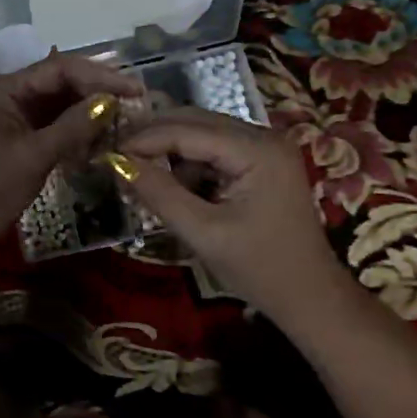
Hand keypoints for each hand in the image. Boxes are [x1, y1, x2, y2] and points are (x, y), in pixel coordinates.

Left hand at [0, 54, 143, 245]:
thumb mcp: (35, 155)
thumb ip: (72, 127)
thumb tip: (111, 102)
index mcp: (8, 89)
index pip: (60, 68)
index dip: (99, 75)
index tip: (134, 90)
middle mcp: (14, 95)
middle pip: (64, 81)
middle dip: (98, 91)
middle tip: (136, 103)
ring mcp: (20, 116)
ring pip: (64, 103)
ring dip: (91, 111)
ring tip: (124, 121)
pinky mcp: (27, 137)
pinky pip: (59, 123)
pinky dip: (80, 130)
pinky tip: (102, 139)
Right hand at [110, 110, 348, 312]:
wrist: (309, 296)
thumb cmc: (259, 267)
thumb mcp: (202, 232)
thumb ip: (159, 193)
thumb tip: (117, 163)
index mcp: (257, 150)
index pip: (186, 130)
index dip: (143, 139)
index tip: (107, 153)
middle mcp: (264, 136)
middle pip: (194, 121)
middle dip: (152, 136)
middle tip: (114, 154)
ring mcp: (264, 148)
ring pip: (200, 132)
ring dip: (167, 148)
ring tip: (135, 169)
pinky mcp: (260, 162)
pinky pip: (212, 149)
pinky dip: (185, 161)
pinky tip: (167, 182)